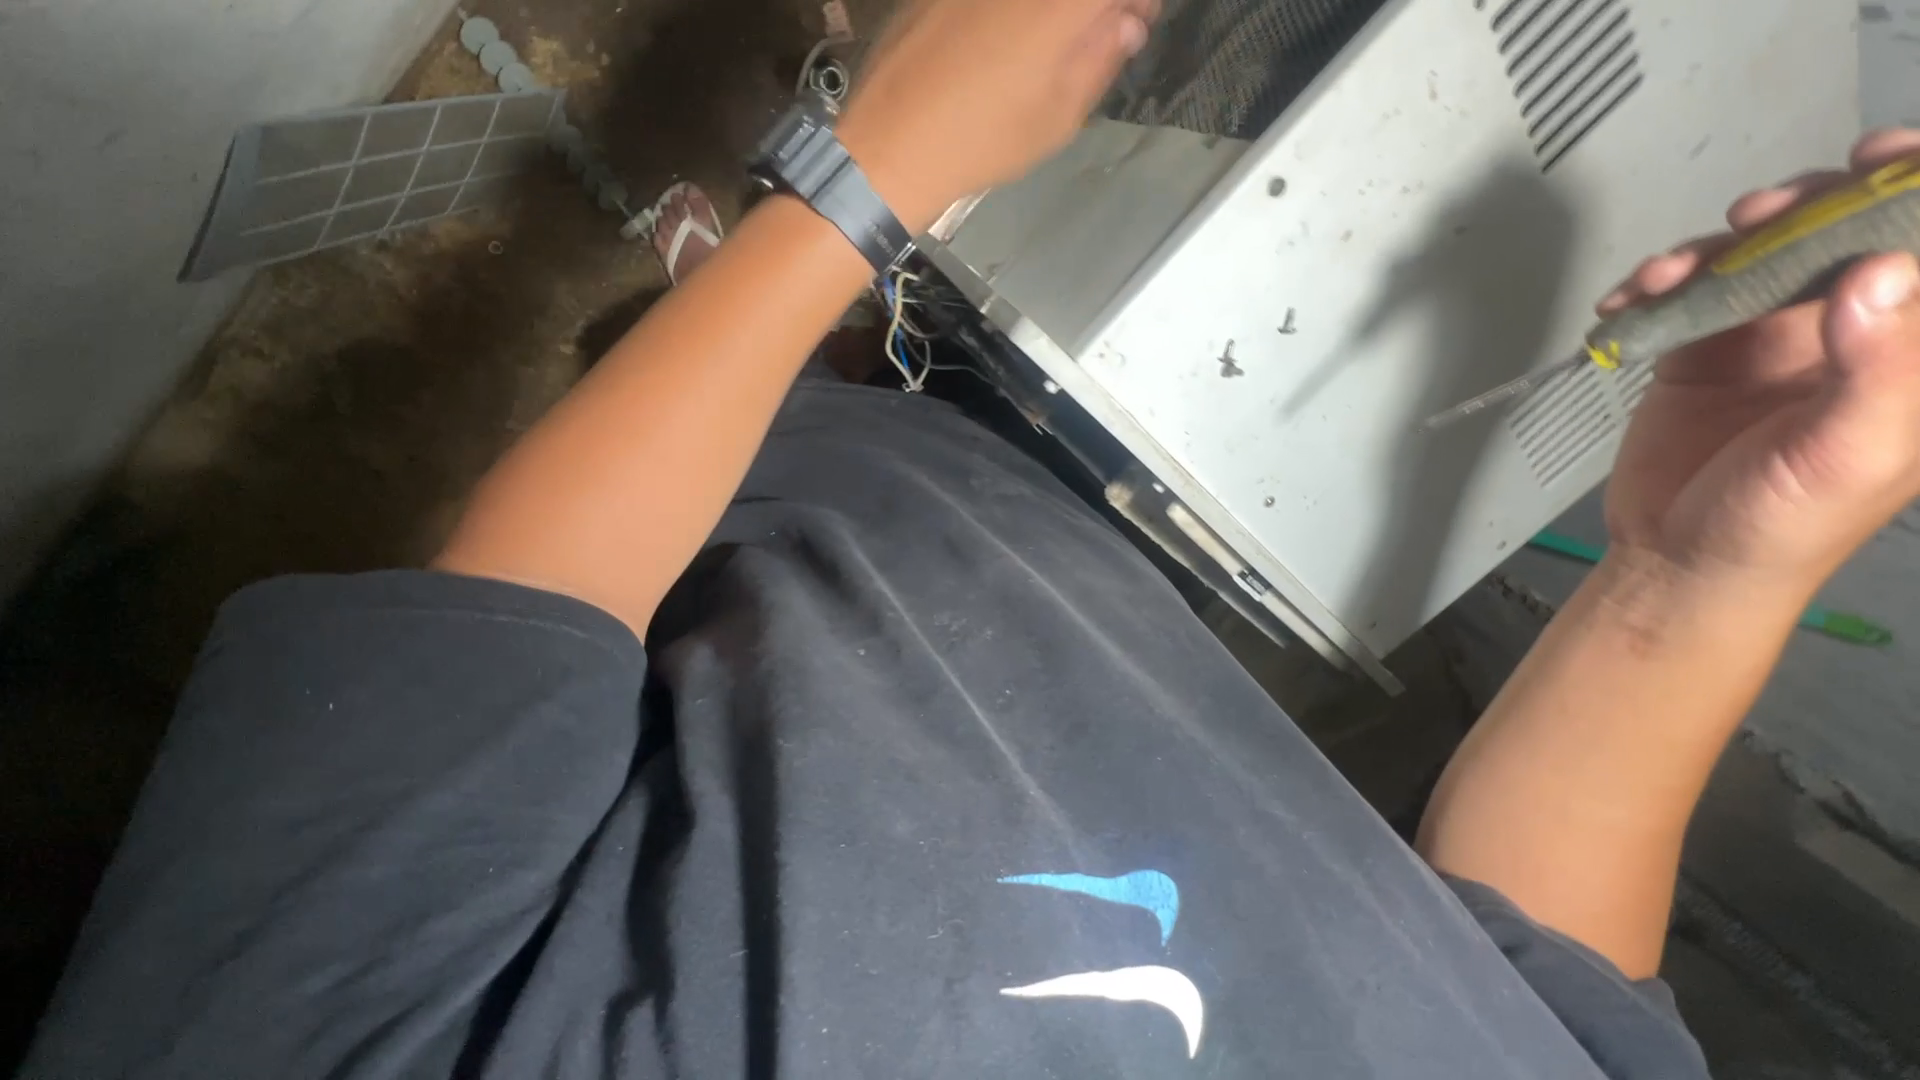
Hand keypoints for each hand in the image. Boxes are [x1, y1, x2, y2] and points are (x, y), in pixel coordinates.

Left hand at [833, 0, 1157, 229]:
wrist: (891, 146)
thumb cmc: (982, 142)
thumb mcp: (1058, 117)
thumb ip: (1101, 59)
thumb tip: (1125, 24)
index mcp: (1062, 4)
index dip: (1136, 0)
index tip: (1137, 20)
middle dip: (1094, 9)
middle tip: (1099, 32)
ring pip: (1032, 2)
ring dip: (1051, 14)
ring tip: (1048, 46)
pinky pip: (989, 4)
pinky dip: (1009, 14)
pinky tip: (999, 44)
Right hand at [1600, 129, 1919, 598]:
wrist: (1675, 560)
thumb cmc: (1783, 522)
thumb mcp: (1852, 454)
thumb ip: (1879, 368)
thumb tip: (1876, 271)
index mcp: (1909, 352)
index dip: (1916, 195)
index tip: (1879, 161)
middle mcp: (1847, 331)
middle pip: (1840, 236)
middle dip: (1803, 211)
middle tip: (1759, 216)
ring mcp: (1767, 338)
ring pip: (1754, 258)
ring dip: (1710, 250)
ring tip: (1667, 271)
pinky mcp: (1695, 352)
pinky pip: (1679, 299)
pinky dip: (1649, 290)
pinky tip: (1627, 301)